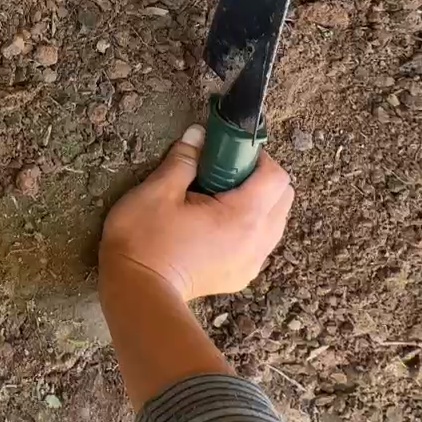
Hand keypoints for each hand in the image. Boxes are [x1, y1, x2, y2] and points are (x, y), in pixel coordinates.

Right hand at [99, 124, 293, 300]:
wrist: (138, 287)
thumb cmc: (145, 235)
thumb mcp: (157, 190)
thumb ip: (183, 160)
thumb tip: (198, 134)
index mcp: (242, 217)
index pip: (276, 178)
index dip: (257, 156)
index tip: (227, 149)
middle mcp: (258, 241)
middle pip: (283, 198)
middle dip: (259, 177)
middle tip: (219, 169)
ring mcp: (253, 262)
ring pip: (274, 221)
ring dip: (255, 201)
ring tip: (213, 195)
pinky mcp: (242, 275)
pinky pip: (260, 240)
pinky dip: (247, 223)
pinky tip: (211, 222)